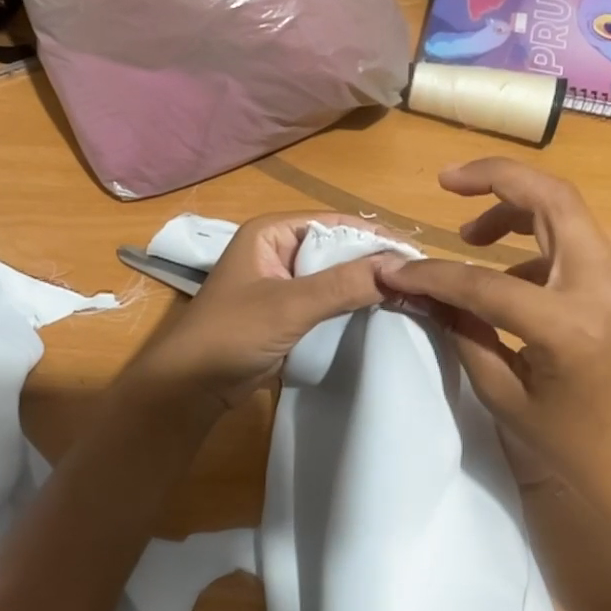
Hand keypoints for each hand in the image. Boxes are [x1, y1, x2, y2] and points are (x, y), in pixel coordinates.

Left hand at [125, 213, 394, 413]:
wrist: (190, 387)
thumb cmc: (231, 335)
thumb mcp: (289, 306)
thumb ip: (343, 285)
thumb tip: (399, 268)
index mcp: (271, 232)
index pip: (335, 223)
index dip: (375, 237)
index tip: (417, 256)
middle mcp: (277, 250)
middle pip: (337, 248)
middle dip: (373, 262)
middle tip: (420, 279)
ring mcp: (281, 283)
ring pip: (334, 276)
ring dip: (364, 286)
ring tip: (409, 297)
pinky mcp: (286, 313)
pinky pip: (326, 301)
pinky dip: (350, 306)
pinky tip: (380, 316)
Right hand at [376, 159, 610, 503]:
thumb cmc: (567, 444)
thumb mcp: (503, 396)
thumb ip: (464, 333)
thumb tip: (427, 292)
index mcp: (568, 328)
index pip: (487, 282)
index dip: (434, 273)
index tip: (395, 270)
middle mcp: (602, 290)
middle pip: (553, 199)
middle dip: (497, 178)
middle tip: (447, 181)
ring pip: (568, 212)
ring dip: (516, 208)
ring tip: (469, 237)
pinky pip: (576, 242)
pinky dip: (536, 241)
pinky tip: (508, 275)